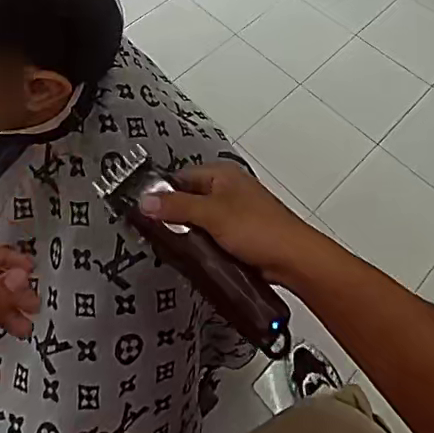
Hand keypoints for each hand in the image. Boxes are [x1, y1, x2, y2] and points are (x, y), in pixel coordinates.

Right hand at [139, 163, 332, 284]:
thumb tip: (147, 200)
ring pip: (197, 219)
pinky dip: (200, 243)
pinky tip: (193, 254)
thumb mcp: (211, 214)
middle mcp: (228, 188)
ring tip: (173, 245)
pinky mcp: (236, 233)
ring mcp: (233, 211)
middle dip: (172, 215)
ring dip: (187, 232)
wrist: (290, 258)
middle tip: (155, 231)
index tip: (142, 211)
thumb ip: (177, 206)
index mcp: (223, 174)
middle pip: (187, 198)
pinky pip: (209, 234)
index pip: (180, 176)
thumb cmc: (262, 230)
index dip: (161, 193)